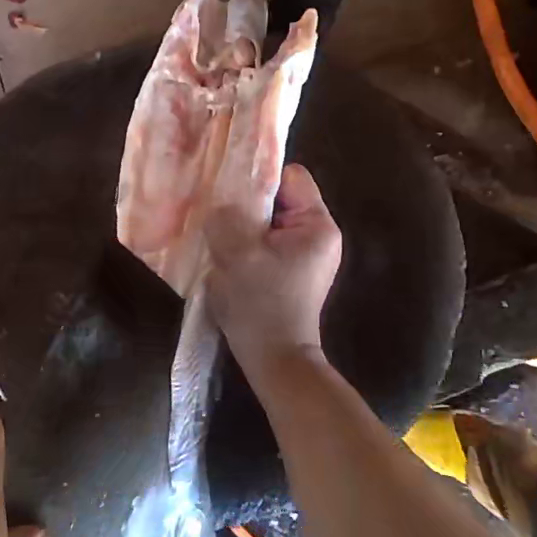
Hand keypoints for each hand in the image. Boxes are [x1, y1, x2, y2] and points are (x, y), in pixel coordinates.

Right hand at [205, 164, 341, 376]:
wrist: (274, 360)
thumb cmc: (261, 305)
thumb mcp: (237, 254)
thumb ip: (225, 217)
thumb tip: (218, 202)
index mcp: (317, 225)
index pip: (290, 176)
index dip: (258, 178)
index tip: (229, 193)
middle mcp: (318, 234)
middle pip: (278, 198)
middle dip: (246, 205)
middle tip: (217, 214)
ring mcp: (305, 254)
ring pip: (268, 221)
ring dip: (242, 226)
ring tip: (219, 238)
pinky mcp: (291, 270)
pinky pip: (265, 242)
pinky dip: (246, 244)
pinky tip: (227, 257)